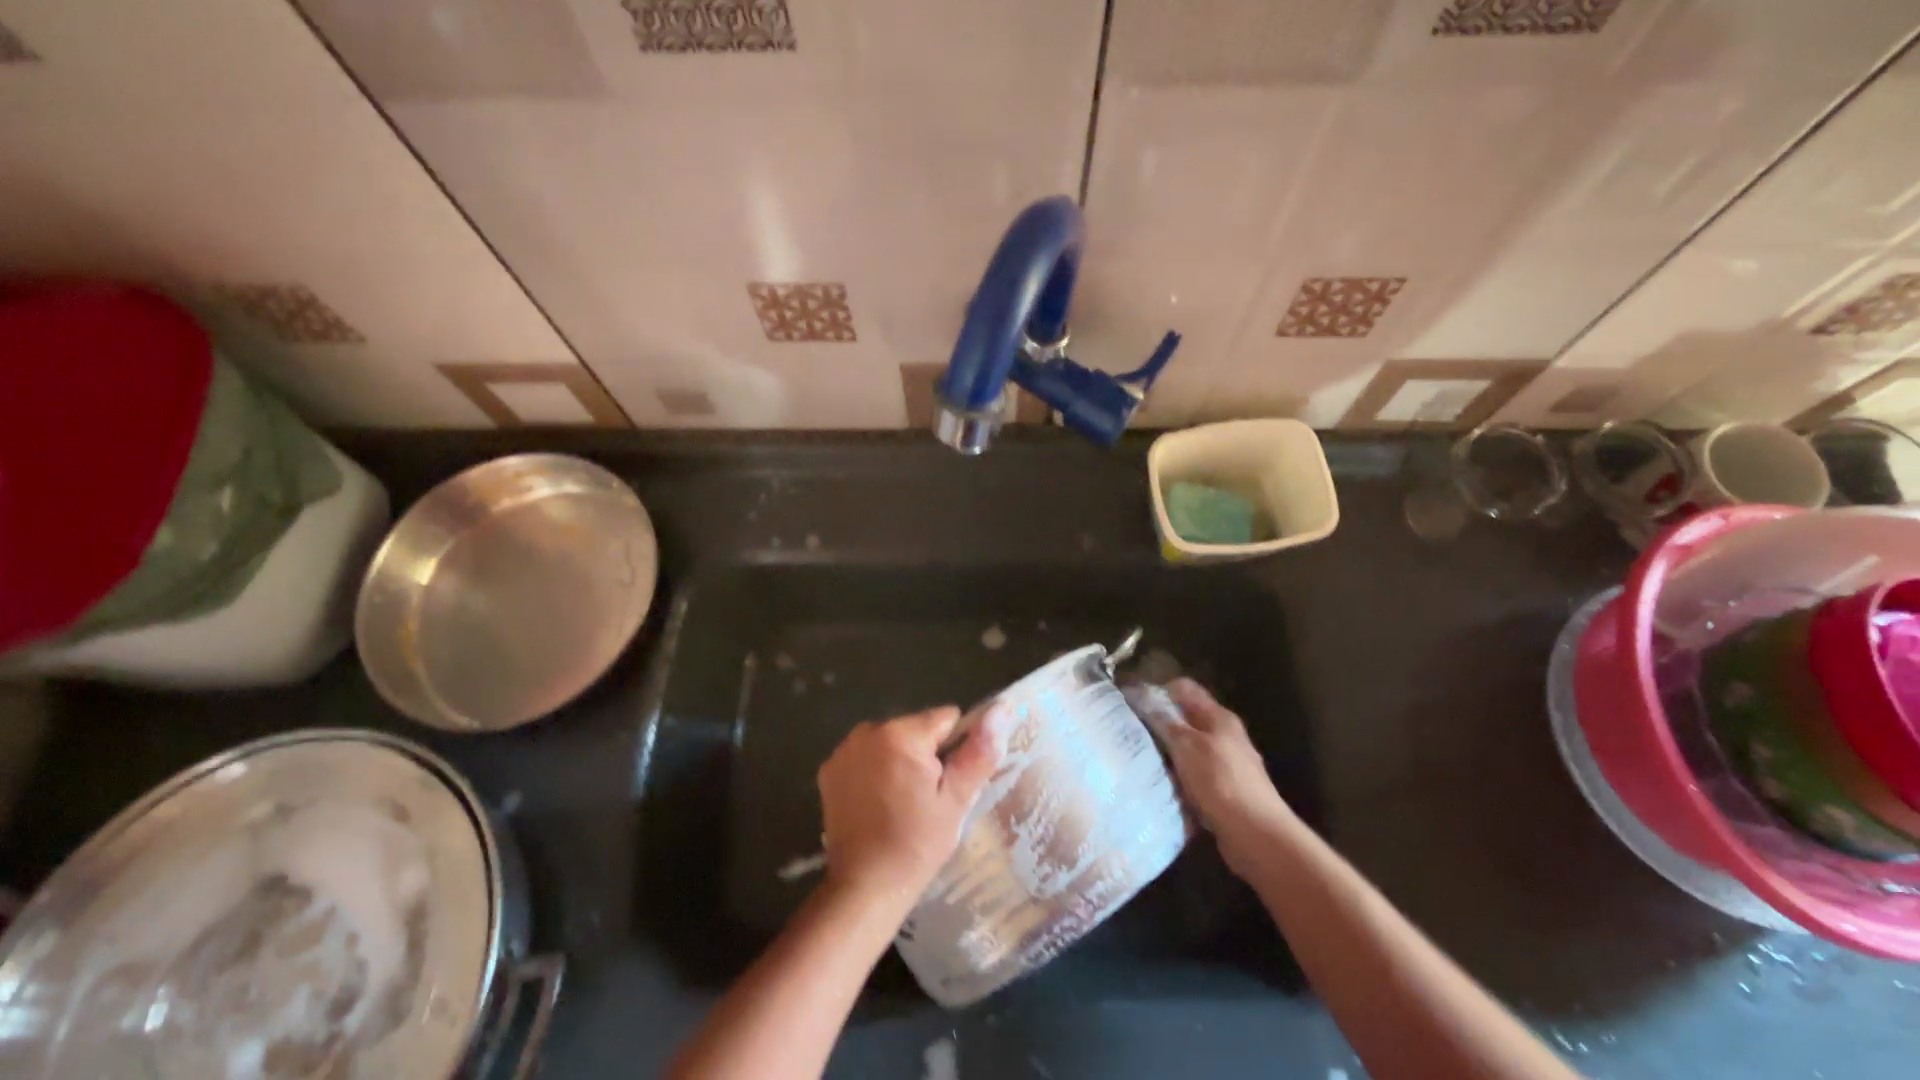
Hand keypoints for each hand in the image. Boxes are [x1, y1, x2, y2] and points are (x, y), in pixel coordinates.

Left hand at [817, 705, 1003, 910]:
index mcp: (902, 734)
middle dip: (926, 755)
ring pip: (890, 742)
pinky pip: (865, 758)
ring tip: (903, 805)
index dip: (955, 748)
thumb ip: (979, 752)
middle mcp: (868, 731)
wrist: (865, 885)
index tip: (949, 783)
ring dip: (899, 762)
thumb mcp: (957, 800)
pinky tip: (877, 806)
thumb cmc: (917, 844)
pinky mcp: (828, 770)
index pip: (946, 718)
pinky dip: (874, 772)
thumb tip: (1002, 709)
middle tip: (927, 799)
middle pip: (915, 729)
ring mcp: (844, 751)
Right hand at [1145, 678, 1293, 876]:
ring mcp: (1225, 765)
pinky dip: (1176, 779)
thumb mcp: (1187, 745)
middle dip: (1158, 724)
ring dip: (1165, 754)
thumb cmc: (1221, 782)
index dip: (1157, 690)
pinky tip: (1159, 787)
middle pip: (1185, 720)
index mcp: (1219, 718)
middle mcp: (1224, 737)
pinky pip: (1191, 777)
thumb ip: (1164, 721)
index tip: (1129, 702)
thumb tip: (1141, 695)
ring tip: (1136, 760)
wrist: (1255, 834)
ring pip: (1187, 750)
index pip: (1185, 689)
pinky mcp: (1222, 791)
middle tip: (1127, 733)